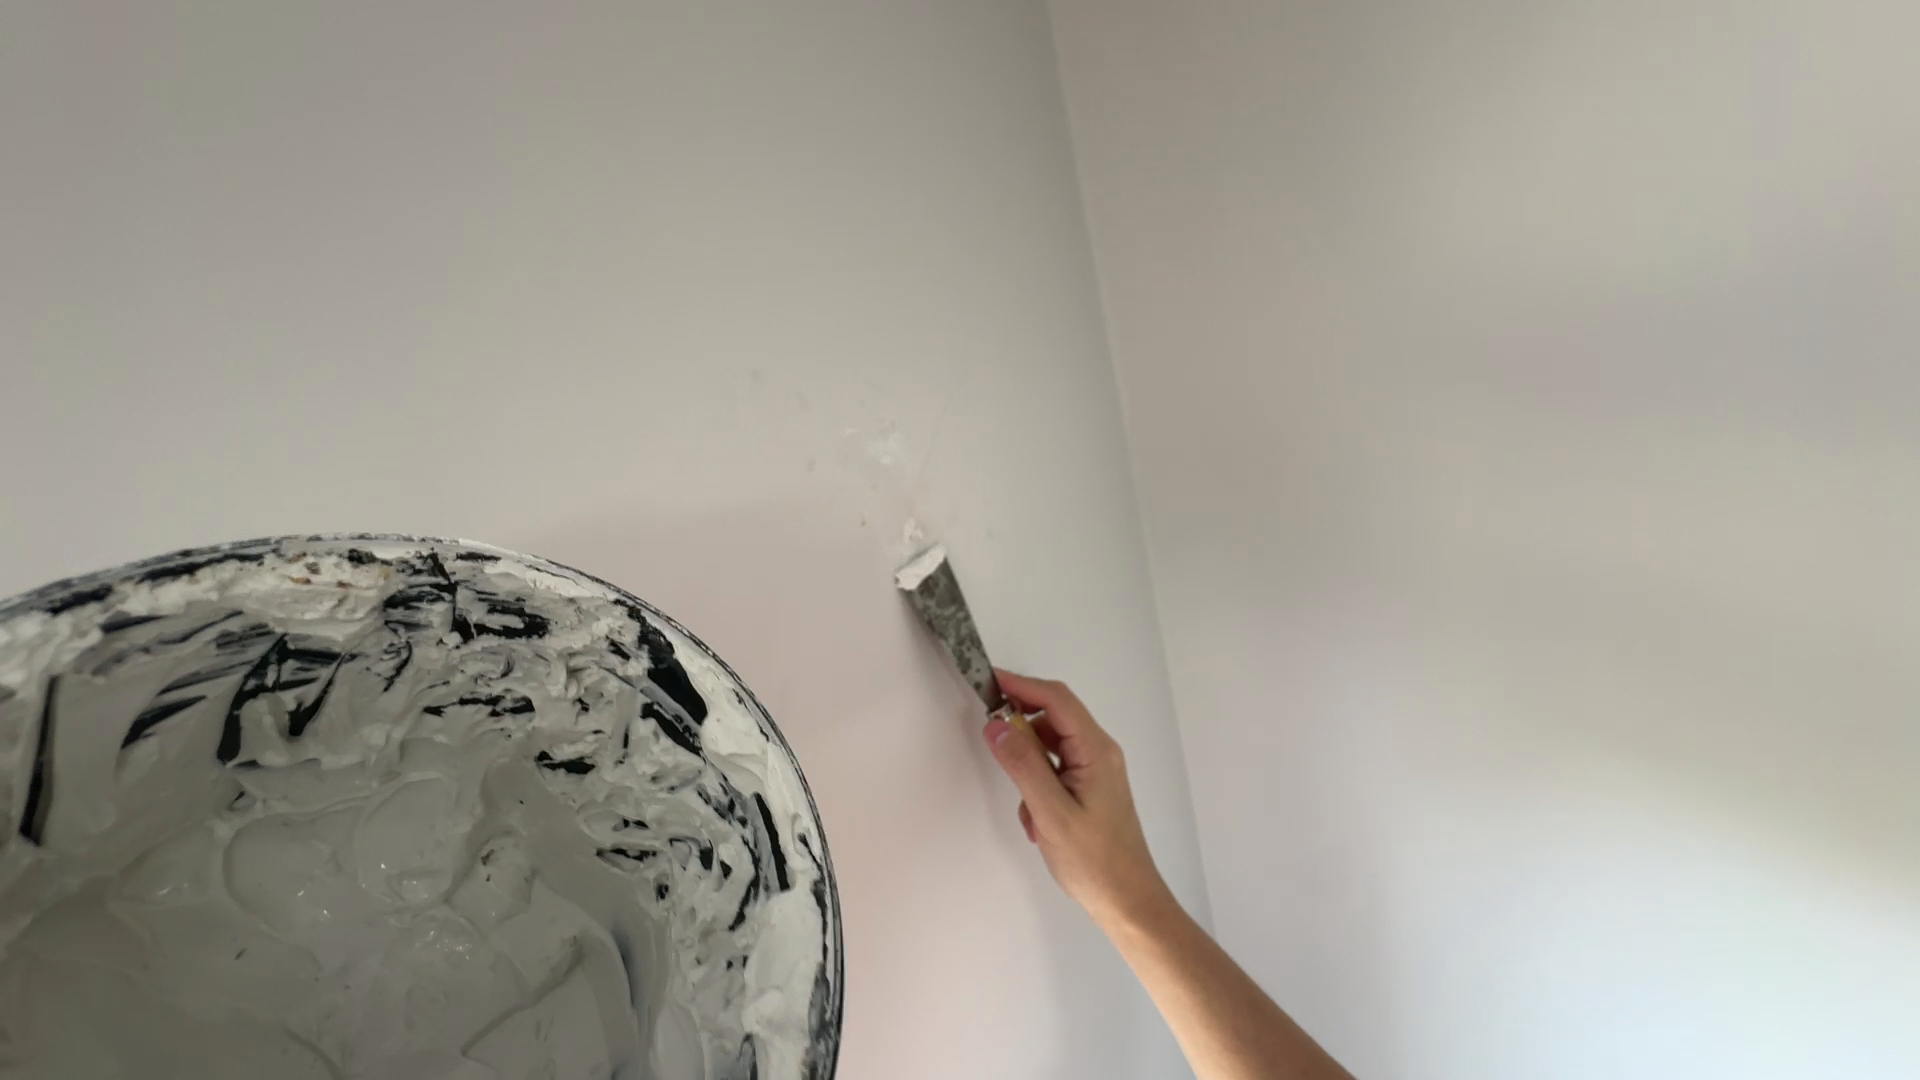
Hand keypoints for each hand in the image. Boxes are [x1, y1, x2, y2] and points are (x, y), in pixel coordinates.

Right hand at [983, 669, 1173, 929]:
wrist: (1128, 903)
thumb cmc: (1094, 861)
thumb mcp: (1051, 812)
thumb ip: (1022, 765)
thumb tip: (996, 724)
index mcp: (1096, 749)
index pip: (1056, 699)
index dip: (1021, 685)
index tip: (988, 683)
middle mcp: (1098, 751)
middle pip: (1053, 718)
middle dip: (1021, 728)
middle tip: (993, 741)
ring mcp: (1095, 769)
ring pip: (1050, 745)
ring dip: (1028, 765)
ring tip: (1026, 805)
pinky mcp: (1089, 787)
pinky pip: (1054, 768)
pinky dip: (1037, 784)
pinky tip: (1036, 819)